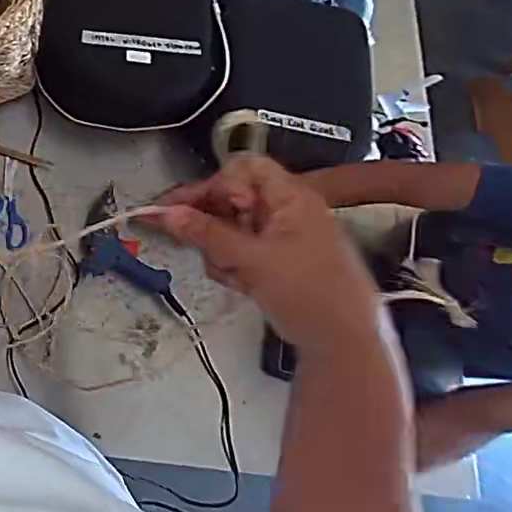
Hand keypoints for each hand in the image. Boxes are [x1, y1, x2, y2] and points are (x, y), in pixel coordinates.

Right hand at [152, 155, 380, 348]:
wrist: (342, 342)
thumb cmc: (311, 295)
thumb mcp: (251, 260)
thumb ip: (206, 233)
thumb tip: (169, 214)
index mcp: (291, 198)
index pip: (242, 169)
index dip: (215, 185)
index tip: (188, 207)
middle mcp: (286, 211)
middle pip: (232, 198)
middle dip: (209, 222)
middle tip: (185, 236)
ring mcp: (281, 236)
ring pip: (231, 227)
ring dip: (220, 249)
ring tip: (231, 273)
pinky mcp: (276, 259)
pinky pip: (240, 250)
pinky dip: (232, 265)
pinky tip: (241, 284)